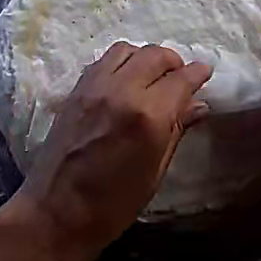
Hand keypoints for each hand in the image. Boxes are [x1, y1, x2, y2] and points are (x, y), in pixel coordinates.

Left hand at [0, 42, 211, 260]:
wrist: (55, 210)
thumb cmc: (113, 204)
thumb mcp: (154, 172)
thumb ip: (175, 131)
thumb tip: (197, 105)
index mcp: (147, 116)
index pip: (180, 79)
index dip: (197, 73)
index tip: (205, 72)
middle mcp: (120, 91)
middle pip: (153, 55)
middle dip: (173, 61)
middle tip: (180, 77)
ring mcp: (93, 87)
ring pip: (125, 50)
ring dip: (144, 57)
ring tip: (152, 76)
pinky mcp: (74, 91)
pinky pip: (101, 62)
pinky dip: (119, 63)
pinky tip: (125, 81)